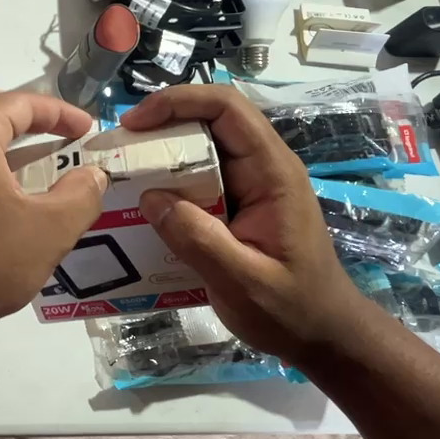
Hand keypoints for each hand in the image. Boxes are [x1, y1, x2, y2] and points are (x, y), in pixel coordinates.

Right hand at [120, 84, 375, 362]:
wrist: (323, 336)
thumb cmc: (292, 309)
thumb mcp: (244, 281)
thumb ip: (199, 240)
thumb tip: (150, 198)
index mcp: (272, 173)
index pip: (226, 109)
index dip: (177, 102)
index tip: (134, 124)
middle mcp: (261, 167)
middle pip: (207, 119)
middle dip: (159, 126)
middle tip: (117, 151)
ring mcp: (248, 183)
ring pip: (198, 146)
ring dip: (158, 154)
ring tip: (120, 173)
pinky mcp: (234, 201)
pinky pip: (195, 175)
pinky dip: (165, 179)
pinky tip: (140, 202)